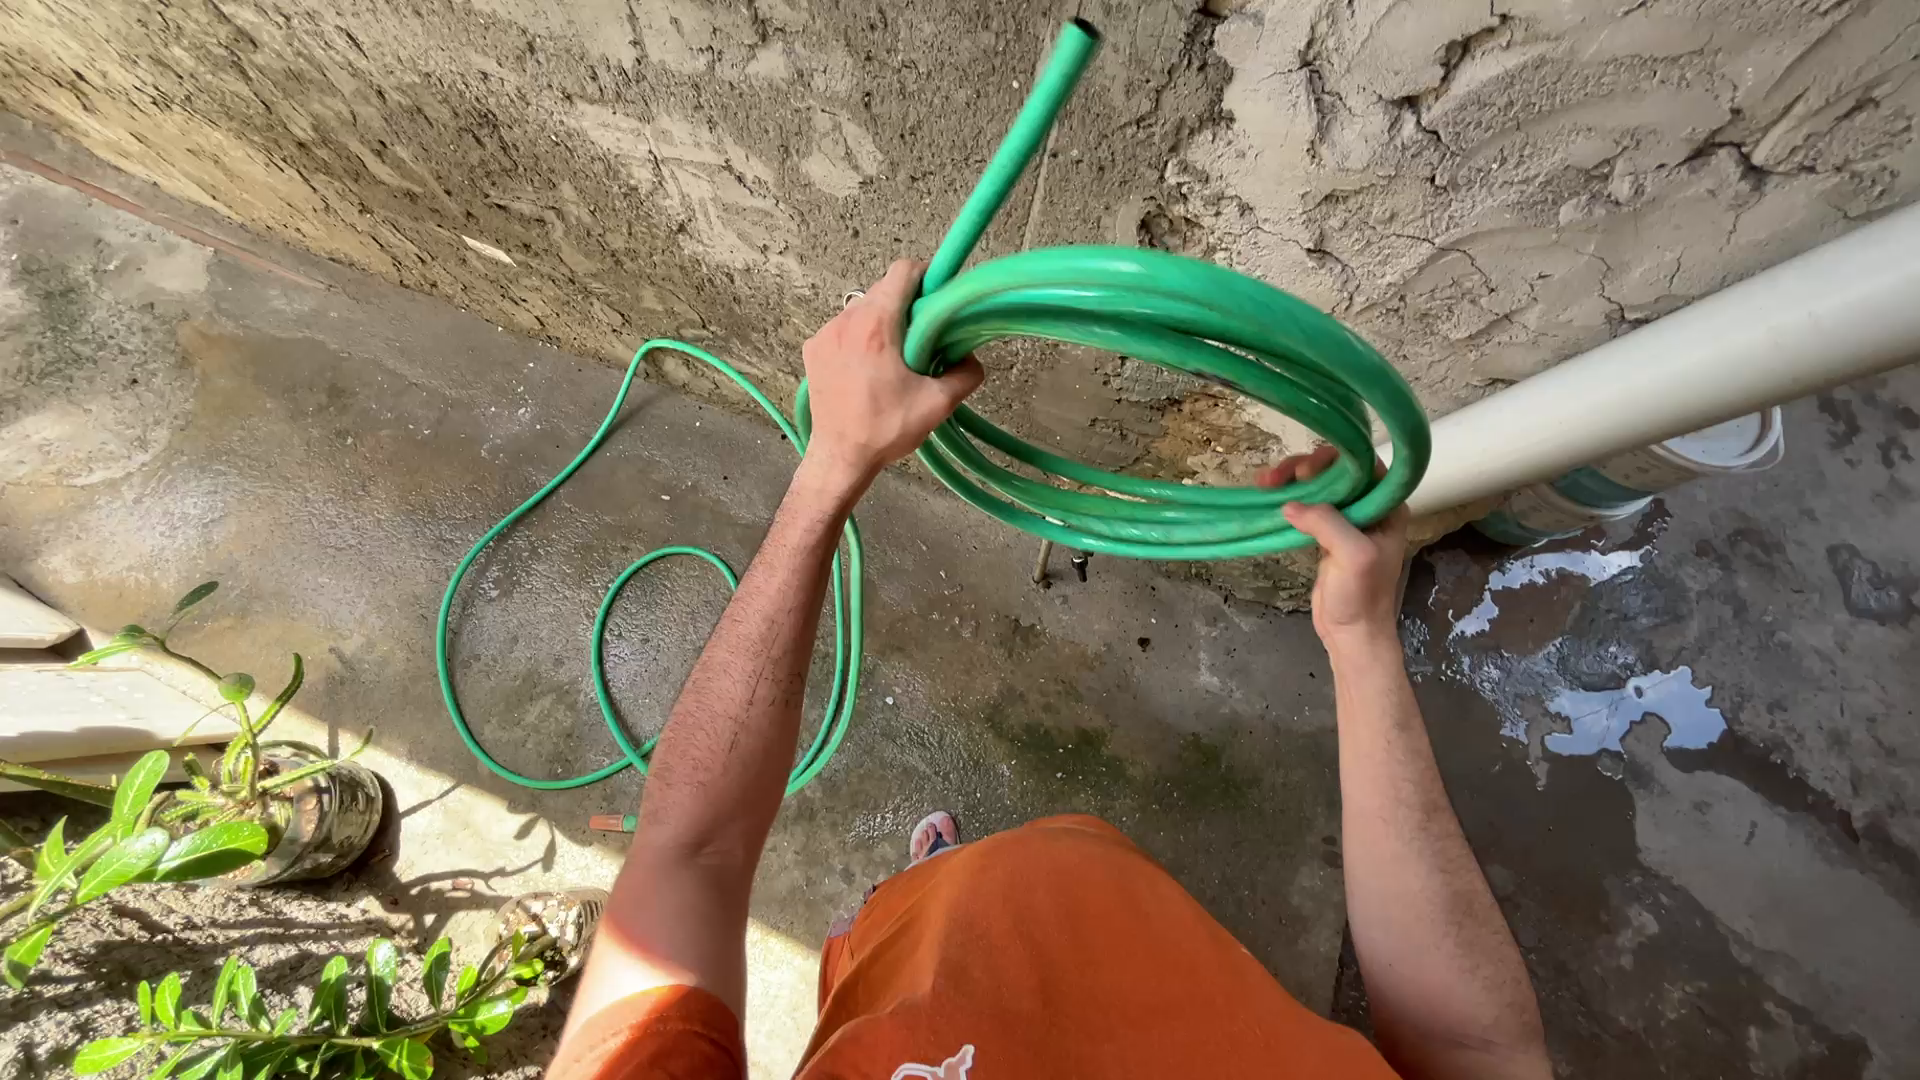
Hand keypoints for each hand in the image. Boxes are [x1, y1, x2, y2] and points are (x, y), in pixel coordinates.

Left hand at [802, 259, 984, 484]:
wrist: (840, 457)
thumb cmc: (885, 431)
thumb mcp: (937, 405)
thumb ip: (965, 374)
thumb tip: (970, 358)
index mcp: (877, 326)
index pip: (903, 271)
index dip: (927, 280)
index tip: (938, 303)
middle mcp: (846, 321)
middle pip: (883, 290)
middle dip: (907, 307)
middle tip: (922, 340)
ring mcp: (824, 334)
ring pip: (862, 309)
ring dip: (883, 323)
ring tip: (894, 359)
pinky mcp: (813, 349)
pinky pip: (843, 329)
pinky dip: (860, 339)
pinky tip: (869, 369)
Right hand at [1258, 445, 1409, 650]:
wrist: (1351, 631)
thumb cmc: (1362, 596)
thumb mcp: (1354, 556)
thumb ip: (1327, 523)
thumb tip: (1289, 504)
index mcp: (1387, 507)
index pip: (1363, 465)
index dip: (1334, 460)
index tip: (1305, 469)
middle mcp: (1368, 508)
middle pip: (1334, 472)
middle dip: (1303, 468)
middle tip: (1275, 477)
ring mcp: (1345, 521)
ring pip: (1316, 487)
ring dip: (1290, 481)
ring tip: (1264, 484)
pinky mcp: (1324, 535)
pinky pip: (1305, 506)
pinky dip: (1286, 499)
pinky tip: (1269, 498)